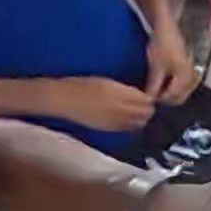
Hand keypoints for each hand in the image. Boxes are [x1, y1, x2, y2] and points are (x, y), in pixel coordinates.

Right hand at [38, 76, 154, 131]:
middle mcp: (119, 107)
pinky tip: (130, 120)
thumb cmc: (80, 85)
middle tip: (146, 106)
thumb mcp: (104, 81)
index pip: (145, 99)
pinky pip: (129, 129)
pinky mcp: (110, 129)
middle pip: (146, 112)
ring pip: (140, 122)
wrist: (62, 100)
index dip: (149, 98)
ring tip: (138, 113)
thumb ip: (124, 90)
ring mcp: (115, 120)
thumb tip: (141, 96)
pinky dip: (134, 125)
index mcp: (117, 92)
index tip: (148, 96)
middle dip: (149, 109)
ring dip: (143, 118)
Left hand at [145, 28, 200, 105]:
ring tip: (158, 90)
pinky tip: (167, 84)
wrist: (167, 28)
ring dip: (171, 95)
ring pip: (183, 93)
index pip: (173, 96)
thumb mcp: (156, 65)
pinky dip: (175, 89)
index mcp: (184, 77)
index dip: (160, 99)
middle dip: (166, 99)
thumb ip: (154, 84)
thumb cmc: (161, 45)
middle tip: (153, 95)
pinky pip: (185, 87)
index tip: (148, 98)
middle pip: (180, 98)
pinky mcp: (190, 72)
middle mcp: (192, 78)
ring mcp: (193, 75)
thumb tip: (149, 100)